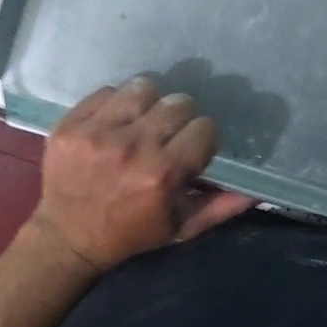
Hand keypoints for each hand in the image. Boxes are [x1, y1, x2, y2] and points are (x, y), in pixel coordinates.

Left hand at [23, 77, 256, 273]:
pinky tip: (113, 125)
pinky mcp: (70, 124)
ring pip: (141, 88)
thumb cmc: (132, 234)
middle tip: (168, 135)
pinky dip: (114, 105)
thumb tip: (258, 191)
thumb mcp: (181, 228)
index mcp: (163, 174)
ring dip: (147, 104)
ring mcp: (96, 133)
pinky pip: (105, 91)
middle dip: (179, 119)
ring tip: (140, 123)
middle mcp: (132, 148)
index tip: (192, 149)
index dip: (202, 138)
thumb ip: (221, 206)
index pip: (204, 127)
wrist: (67, 238)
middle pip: (177, 103)